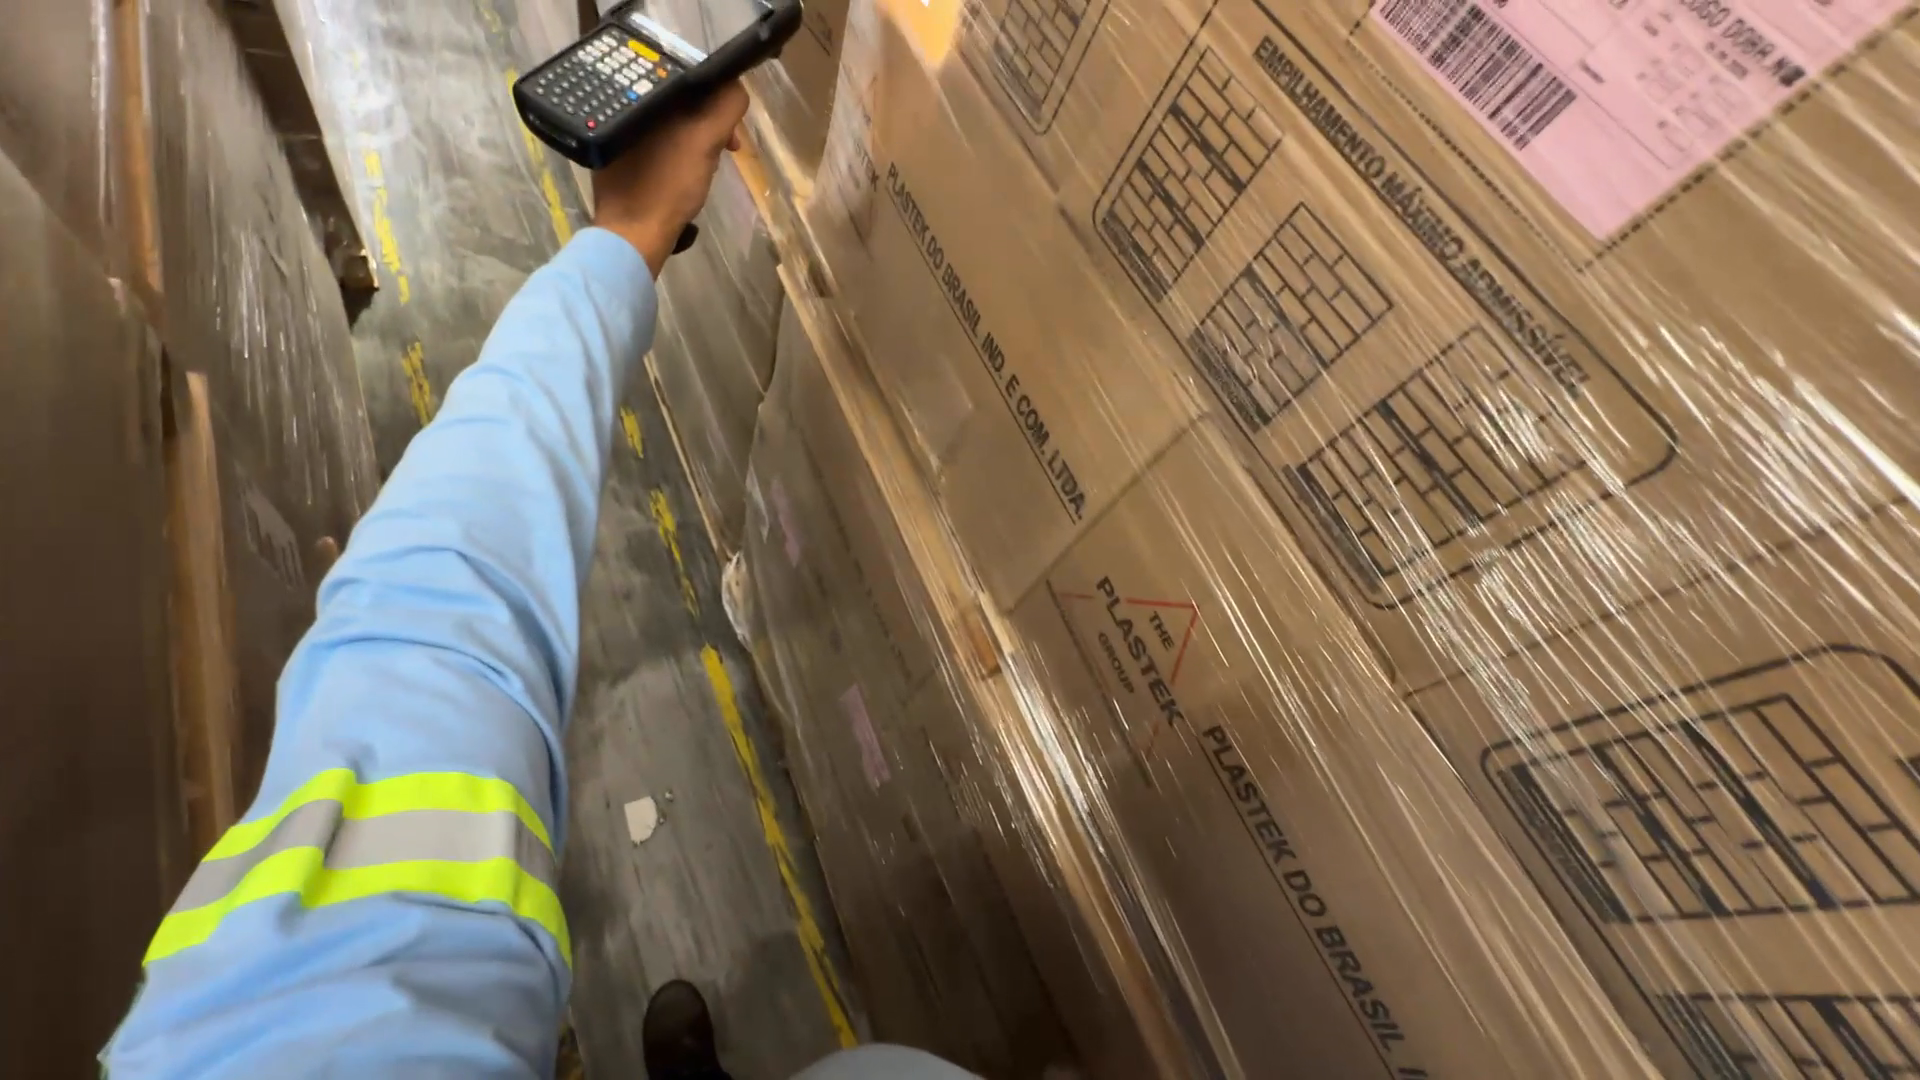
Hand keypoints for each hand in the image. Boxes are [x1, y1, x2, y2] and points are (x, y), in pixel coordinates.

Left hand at [594, 80, 750, 274]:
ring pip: (672, 129)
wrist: (635, 234)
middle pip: (681, 107)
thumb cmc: (669, 186)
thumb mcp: (703, 141)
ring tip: (705, 170)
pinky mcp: (619, 162)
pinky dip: (677, 159)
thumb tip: (737, 87)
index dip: (718, 104)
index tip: (731, 135)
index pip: (689, 83)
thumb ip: (724, 109)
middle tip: (724, 154)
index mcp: (641, 97)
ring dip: (696, 145)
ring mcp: (620, 138)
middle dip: (708, 128)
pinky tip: (684, 179)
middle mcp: (625, 111)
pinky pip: (658, 149)